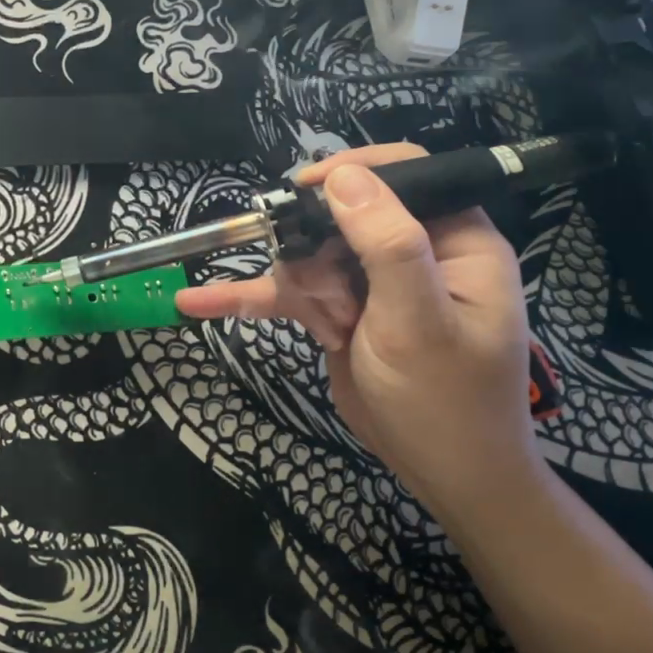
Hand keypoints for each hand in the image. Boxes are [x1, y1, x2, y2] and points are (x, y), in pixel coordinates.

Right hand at [175, 143, 540, 506]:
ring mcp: (371, 282)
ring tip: (329, 329)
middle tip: (329, 297)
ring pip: (306, 253)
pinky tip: (197, 302)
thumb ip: (387, 245)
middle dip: (316, 251)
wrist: (445, 478)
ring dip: (299, 288)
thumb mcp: (418, 322)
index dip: (352, 174)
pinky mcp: (339, 309)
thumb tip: (344, 176)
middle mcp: (413, 252)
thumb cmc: (446, 400)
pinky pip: (286, 292)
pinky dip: (246, 297)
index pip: (406, 174)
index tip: (302, 191)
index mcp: (456, 242)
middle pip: (339, 215)